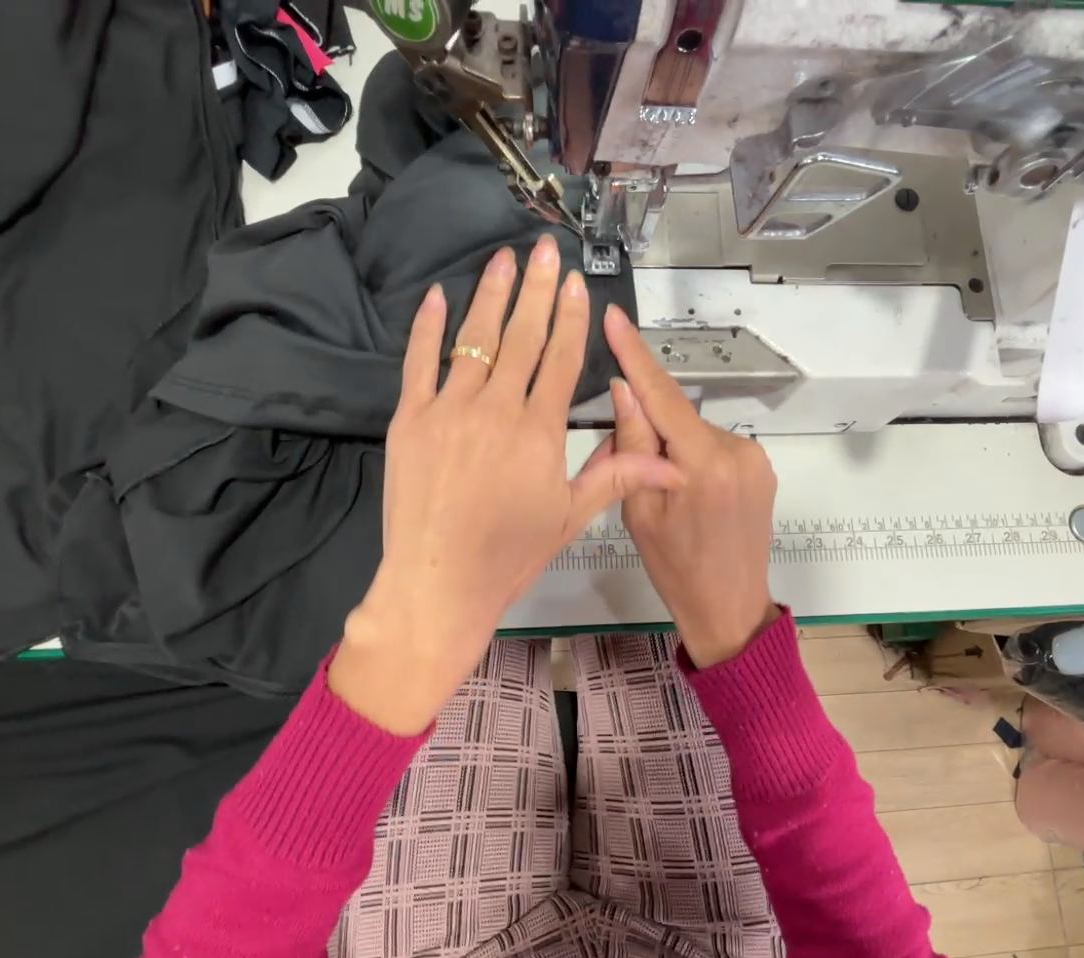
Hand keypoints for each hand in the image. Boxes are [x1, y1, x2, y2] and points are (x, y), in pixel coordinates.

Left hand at [329, 237, 682, 734]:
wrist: (438, 583)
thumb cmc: (508, 556)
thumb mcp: (568, 518)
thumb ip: (616, 477)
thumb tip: (674, 467)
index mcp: (538, 432)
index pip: (560, 360)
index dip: (570, 318)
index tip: (576, 283)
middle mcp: (495, 410)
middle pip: (521, 337)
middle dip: (536, 290)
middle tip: (544, 248)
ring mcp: (448, 411)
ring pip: (473, 340)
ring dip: (490, 296)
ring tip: (503, 259)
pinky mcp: (409, 421)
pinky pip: (418, 363)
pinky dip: (426, 329)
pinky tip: (435, 297)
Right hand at [595, 305, 780, 666]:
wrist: (730, 606)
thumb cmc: (675, 569)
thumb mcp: (640, 512)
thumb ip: (634, 445)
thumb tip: (625, 389)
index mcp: (703, 464)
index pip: (663, 395)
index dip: (635, 354)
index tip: (615, 317)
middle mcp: (738, 449)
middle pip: (678, 415)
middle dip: (648, 425)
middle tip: (626, 461)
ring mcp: (756, 458)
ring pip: (696, 432)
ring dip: (672, 445)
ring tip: (666, 494)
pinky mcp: (763, 467)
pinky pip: (715, 446)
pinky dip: (693, 456)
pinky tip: (689, 493)